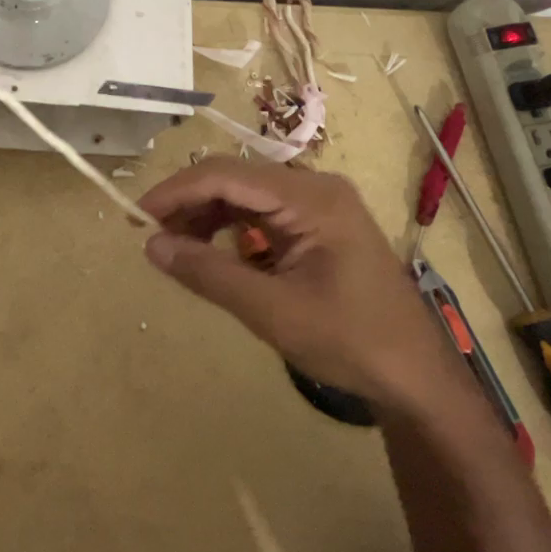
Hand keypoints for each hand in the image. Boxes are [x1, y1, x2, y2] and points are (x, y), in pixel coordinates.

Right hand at [138, 158, 451, 405]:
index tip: (135, 219)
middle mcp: (316, 189)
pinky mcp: (318, 228)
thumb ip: (208, 273)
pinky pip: (260, 214)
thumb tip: (151, 245)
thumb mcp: (270, 310)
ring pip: (243, 195)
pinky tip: (210, 254)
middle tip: (149, 236)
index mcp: (312, 198)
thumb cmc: (349, 341)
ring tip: (174, 248)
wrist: (415, 376)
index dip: (174, 192)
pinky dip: (228, 230)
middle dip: (186, 203)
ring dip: (204, 216)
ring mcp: (319, 207)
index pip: (225, 175)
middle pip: (233, 178)